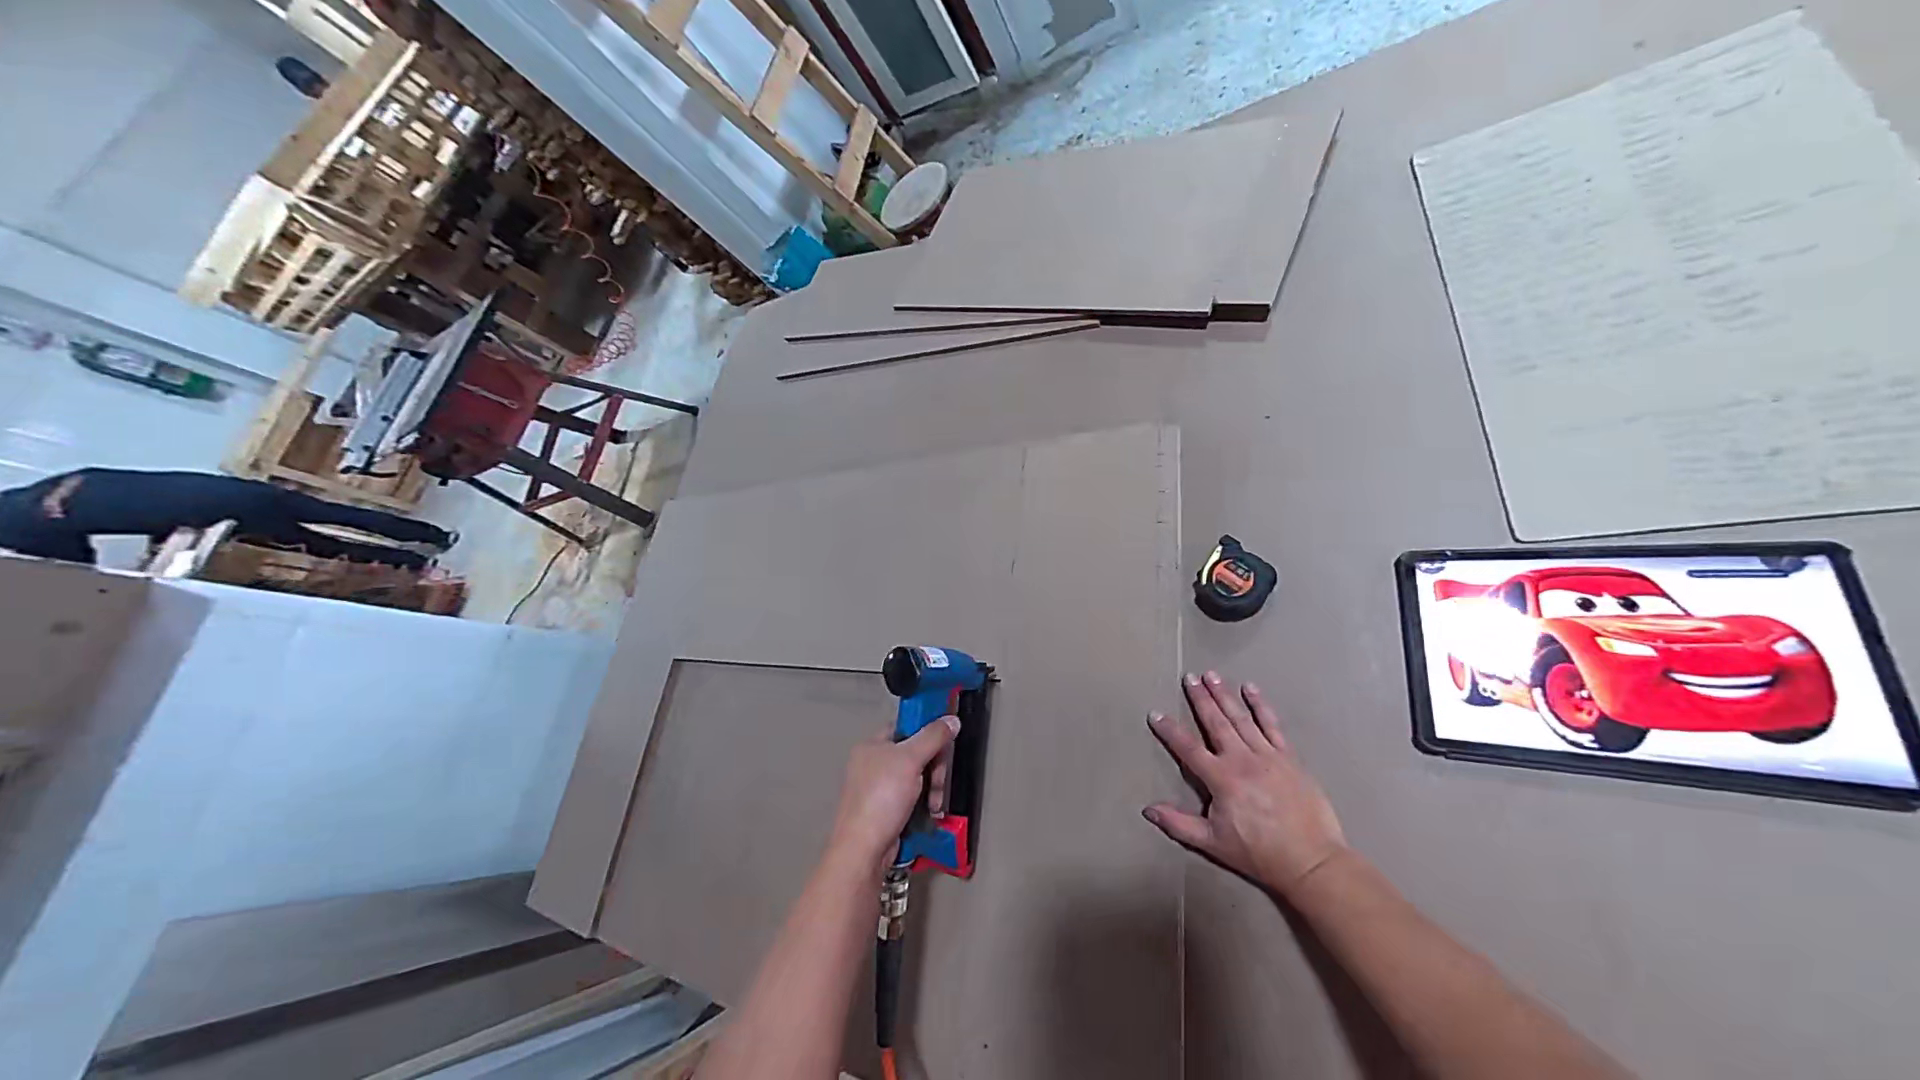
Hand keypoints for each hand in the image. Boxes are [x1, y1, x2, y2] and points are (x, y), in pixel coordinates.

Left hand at [827, 716, 959, 868]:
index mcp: (872, 745)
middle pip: (916, 754)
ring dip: (932, 789)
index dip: (926, 731)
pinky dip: (925, 804)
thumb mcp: (910, 760)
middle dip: (934, 768)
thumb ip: (933, 737)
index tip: (944, 741)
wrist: (865, 849)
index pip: (905, 726)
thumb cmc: (881, 798)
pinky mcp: (887, 810)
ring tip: (934, 804)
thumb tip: (951, 720)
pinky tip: (930, 813)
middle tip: (938, 781)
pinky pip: (914, 798)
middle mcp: (874, 764)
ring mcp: (880, 789)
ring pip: (918, 778)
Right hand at [1144, 672, 1347, 897]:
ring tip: (1212, 675)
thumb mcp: (1212, 843)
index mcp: (1221, 779)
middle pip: (1216, 722)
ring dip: (1225, 694)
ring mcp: (1268, 756)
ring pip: (1241, 718)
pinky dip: (1260, 705)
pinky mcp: (1289, 758)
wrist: (1312, 862)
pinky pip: (1272, 725)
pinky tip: (1251, 689)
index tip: (1155, 714)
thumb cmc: (1259, 853)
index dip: (1170, 730)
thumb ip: (1179, 824)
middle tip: (1189, 677)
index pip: (1188, 748)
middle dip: (1200, 698)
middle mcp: (1242, 760)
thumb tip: (1148, 810)